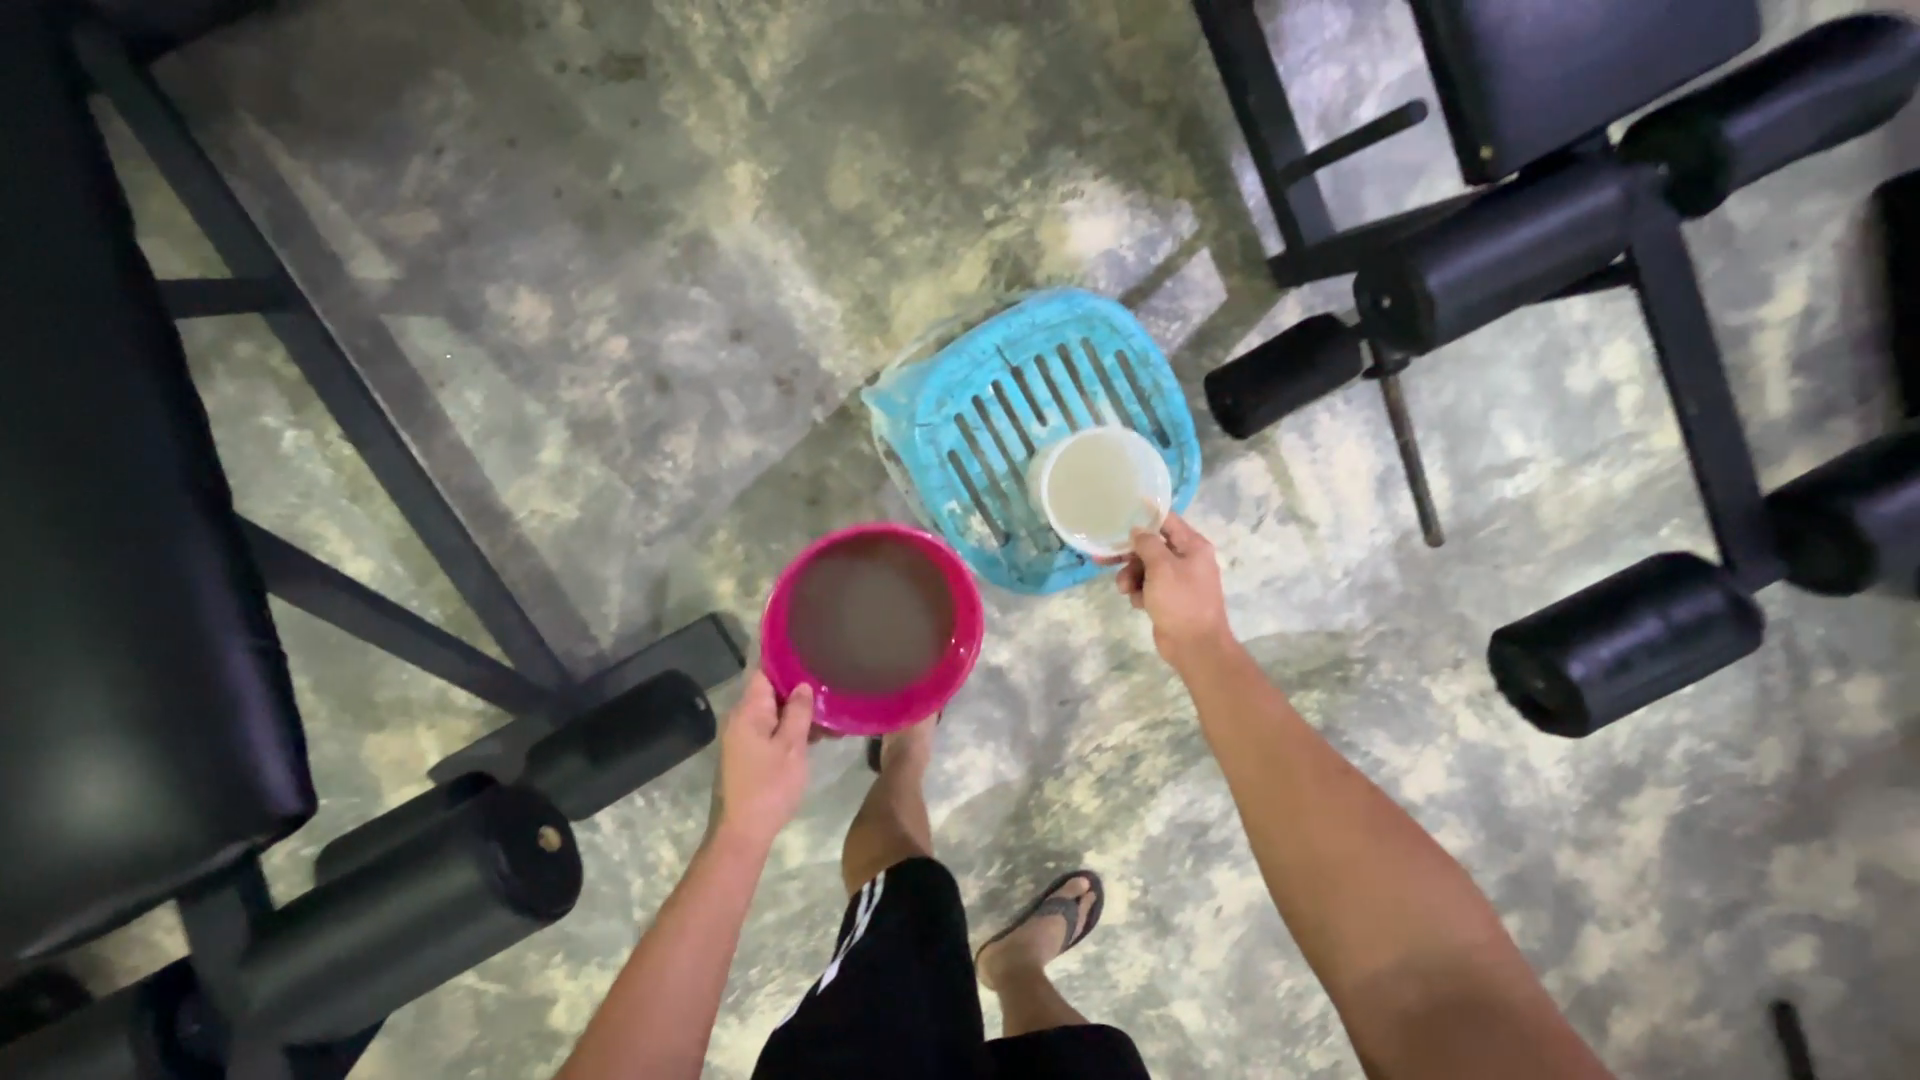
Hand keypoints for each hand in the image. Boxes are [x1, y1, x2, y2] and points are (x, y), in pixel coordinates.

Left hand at [711, 672, 813, 849]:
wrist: (743, 831)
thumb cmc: (770, 786)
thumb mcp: (792, 747)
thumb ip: (798, 713)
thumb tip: (803, 686)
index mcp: (748, 712)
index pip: (764, 673)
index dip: (786, 663)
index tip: (811, 655)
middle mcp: (740, 720)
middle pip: (769, 693)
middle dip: (798, 689)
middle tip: (829, 685)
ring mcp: (742, 739)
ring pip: (772, 714)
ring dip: (797, 712)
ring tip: (830, 711)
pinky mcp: (747, 755)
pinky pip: (770, 731)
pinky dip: (790, 729)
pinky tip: (815, 734)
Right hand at [1116, 512, 1233, 668]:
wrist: (1195, 646)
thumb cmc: (1181, 601)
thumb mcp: (1161, 567)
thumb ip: (1147, 543)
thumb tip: (1137, 531)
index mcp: (1193, 546)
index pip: (1167, 520)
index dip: (1145, 515)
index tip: (1120, 514)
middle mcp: (1186, 559)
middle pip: (1151, 546)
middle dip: (1129, 555)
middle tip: (1104, 558)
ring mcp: (1177, 580)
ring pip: (1145, 568)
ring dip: (1131, 577)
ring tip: (1126, 590)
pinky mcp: (1168, 598)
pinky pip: (1147, 587)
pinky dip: (1140, 593)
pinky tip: (1139, 604)